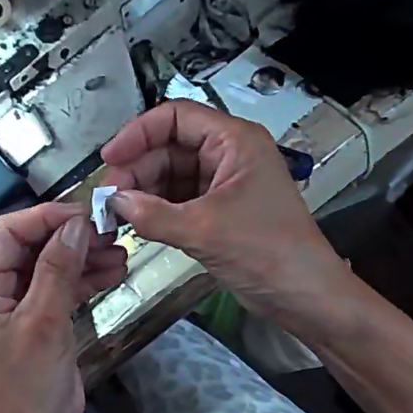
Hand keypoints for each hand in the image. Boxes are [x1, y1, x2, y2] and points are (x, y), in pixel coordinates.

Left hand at [0, 203, 128, 412]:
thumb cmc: (28, 387)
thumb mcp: (43, 324)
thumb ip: (58, 270)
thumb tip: (76, 223)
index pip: (6, 233)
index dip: (46, 218)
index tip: (86, 215)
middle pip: (29, 245)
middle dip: (69, 236)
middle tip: (110, 233)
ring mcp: (12, 303)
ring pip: (48, 263)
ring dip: (83, 256)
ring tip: (120, 253)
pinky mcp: (35, 317)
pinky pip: (58, 285)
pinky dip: (84, 277)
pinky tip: (114, 272)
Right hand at [101, 100, 352, 329]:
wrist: (303, 295)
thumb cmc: (266, 251)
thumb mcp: (203, 230)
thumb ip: (152, 214)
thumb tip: (113, 203)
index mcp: (234, 141)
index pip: (176, 117)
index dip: (138, 133)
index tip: (110, 158)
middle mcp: (228, 154)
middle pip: (169, 146)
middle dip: (136, 169)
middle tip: (109, 198)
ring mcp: (223, 183)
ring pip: (170, 174)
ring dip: (142, 190)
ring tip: (116, 212)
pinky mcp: (218, 209)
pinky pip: (177, 198)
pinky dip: (155, 208)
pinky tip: (135, 221)